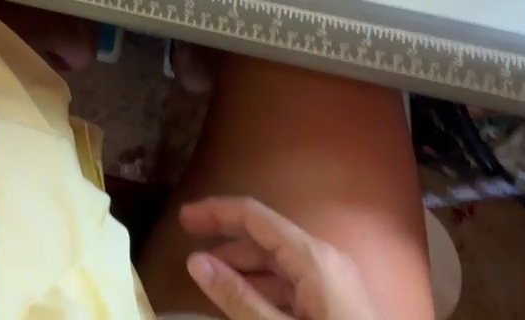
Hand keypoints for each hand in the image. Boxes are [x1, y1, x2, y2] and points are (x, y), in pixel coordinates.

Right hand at [180, 197, 381, 319]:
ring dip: (246, 273)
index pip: (254, 216)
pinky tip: (249, 310)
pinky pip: (295, 287)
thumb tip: (194, 260)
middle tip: (193, 262)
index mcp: (312, 257)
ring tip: (216, 290)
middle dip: (228, 247)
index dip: (216, 213)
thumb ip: (238, 298)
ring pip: (280, 265)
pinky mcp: (341, 307)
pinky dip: (267, 292)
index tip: (182, 219)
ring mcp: (336, 284)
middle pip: (266, 239)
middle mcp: (325, 260)